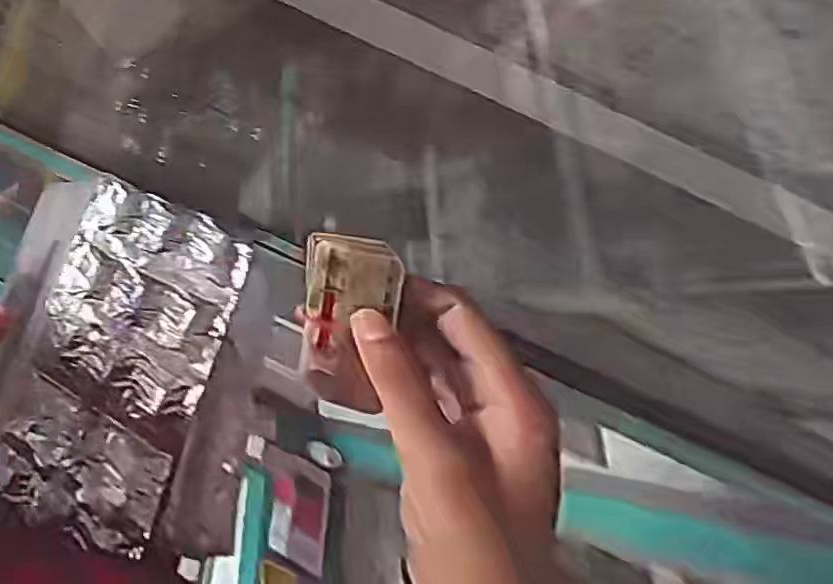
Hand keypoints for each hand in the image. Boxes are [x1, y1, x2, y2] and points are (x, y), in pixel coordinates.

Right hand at [306, 279, 560, 583]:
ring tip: (320, 331)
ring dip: (369, 344)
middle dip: (379, 316)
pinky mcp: (441, 444)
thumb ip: (401, 386)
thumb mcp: (437, 463)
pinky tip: (335, 371)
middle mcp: (494, 402)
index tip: (355, 282)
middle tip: (326, 305)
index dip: (408, 293)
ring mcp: (468, 425)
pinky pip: (404, 391)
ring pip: (415, 361)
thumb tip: (364, 315)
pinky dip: (371, 376)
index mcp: (513, 400)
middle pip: (434, 334)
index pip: (459, 316)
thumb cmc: (477, 550)